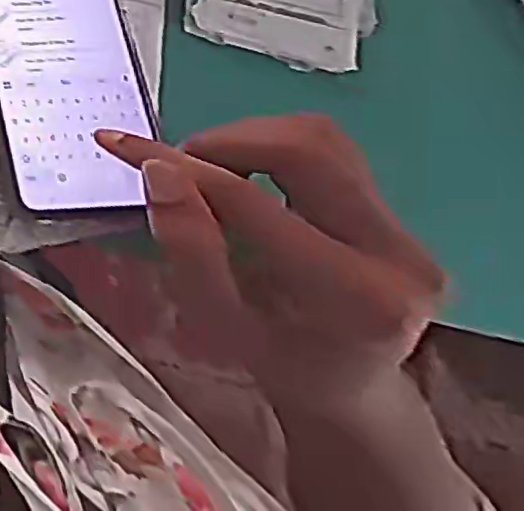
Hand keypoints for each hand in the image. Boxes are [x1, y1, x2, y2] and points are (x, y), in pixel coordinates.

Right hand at [94, 115, 444, 413]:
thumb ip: (188, 245)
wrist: (342, 384)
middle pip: (303, 150)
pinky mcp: (392, 212)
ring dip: (245, 140)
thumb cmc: (268, 354)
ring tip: (210, 175)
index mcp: (349, 293)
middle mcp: (396, 255)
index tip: (118, 143)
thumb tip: (159, 171)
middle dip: (220, 143)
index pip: (247, 197)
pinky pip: (328, 147)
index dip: (174, 163)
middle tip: (178, 170)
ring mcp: (404, 231)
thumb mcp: (213, 315)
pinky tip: (243, 175)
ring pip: (317, 139)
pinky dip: (268, 145)